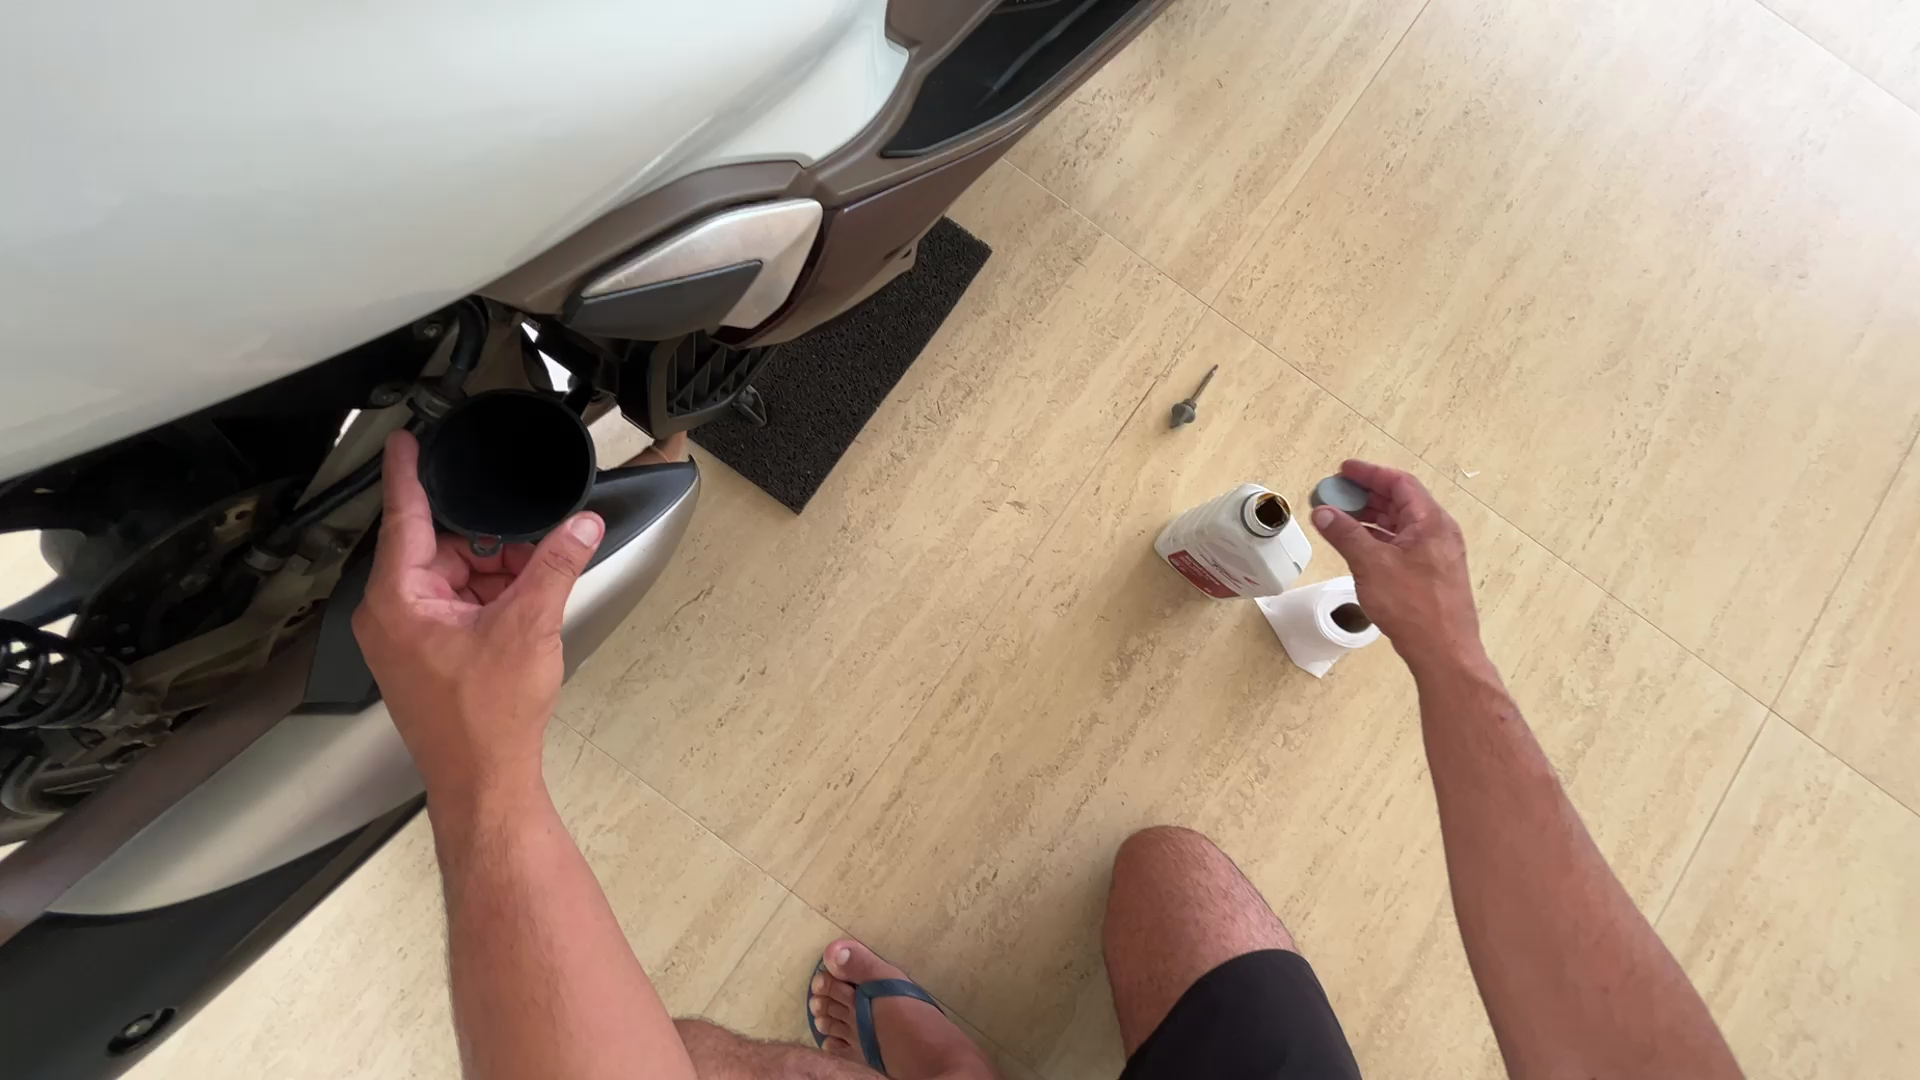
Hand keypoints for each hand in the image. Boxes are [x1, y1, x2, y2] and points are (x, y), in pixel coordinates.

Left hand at [352, 430, 603, 800]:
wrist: (485, 773)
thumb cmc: (486, 716)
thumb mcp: (530, 625)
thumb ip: (555, 566)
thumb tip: (580, 527)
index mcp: (398, 600)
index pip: (404, 519)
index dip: (408, 475)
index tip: (404, 442)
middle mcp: (394, 614)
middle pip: (447, 551)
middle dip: (496, 551)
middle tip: (536, 559)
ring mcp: (411, 635)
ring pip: (459, 578)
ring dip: (501, 580)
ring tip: (532, 605)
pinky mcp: (431, 651)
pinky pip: (463, 605)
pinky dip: (497, 602)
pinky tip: (524, 619)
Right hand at [1309, 460, 1484, 674]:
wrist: (1442, 649)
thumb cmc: (1412, 605)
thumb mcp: (1372, 564)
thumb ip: (1345, 534)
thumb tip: (1322, 511)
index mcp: (1431, 523)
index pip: (1400, 484)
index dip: (1370, 474)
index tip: (1343, 470)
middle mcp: (1437, 532)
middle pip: (1399, 501)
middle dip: (1365, 494)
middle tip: (1333, 493)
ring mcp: (1434, 553)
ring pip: (1398, 522)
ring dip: (1368, 516)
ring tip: (1337, 516)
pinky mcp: (1428, 571)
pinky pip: (1399, 541)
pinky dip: (1376, 536)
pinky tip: (1355, 543)